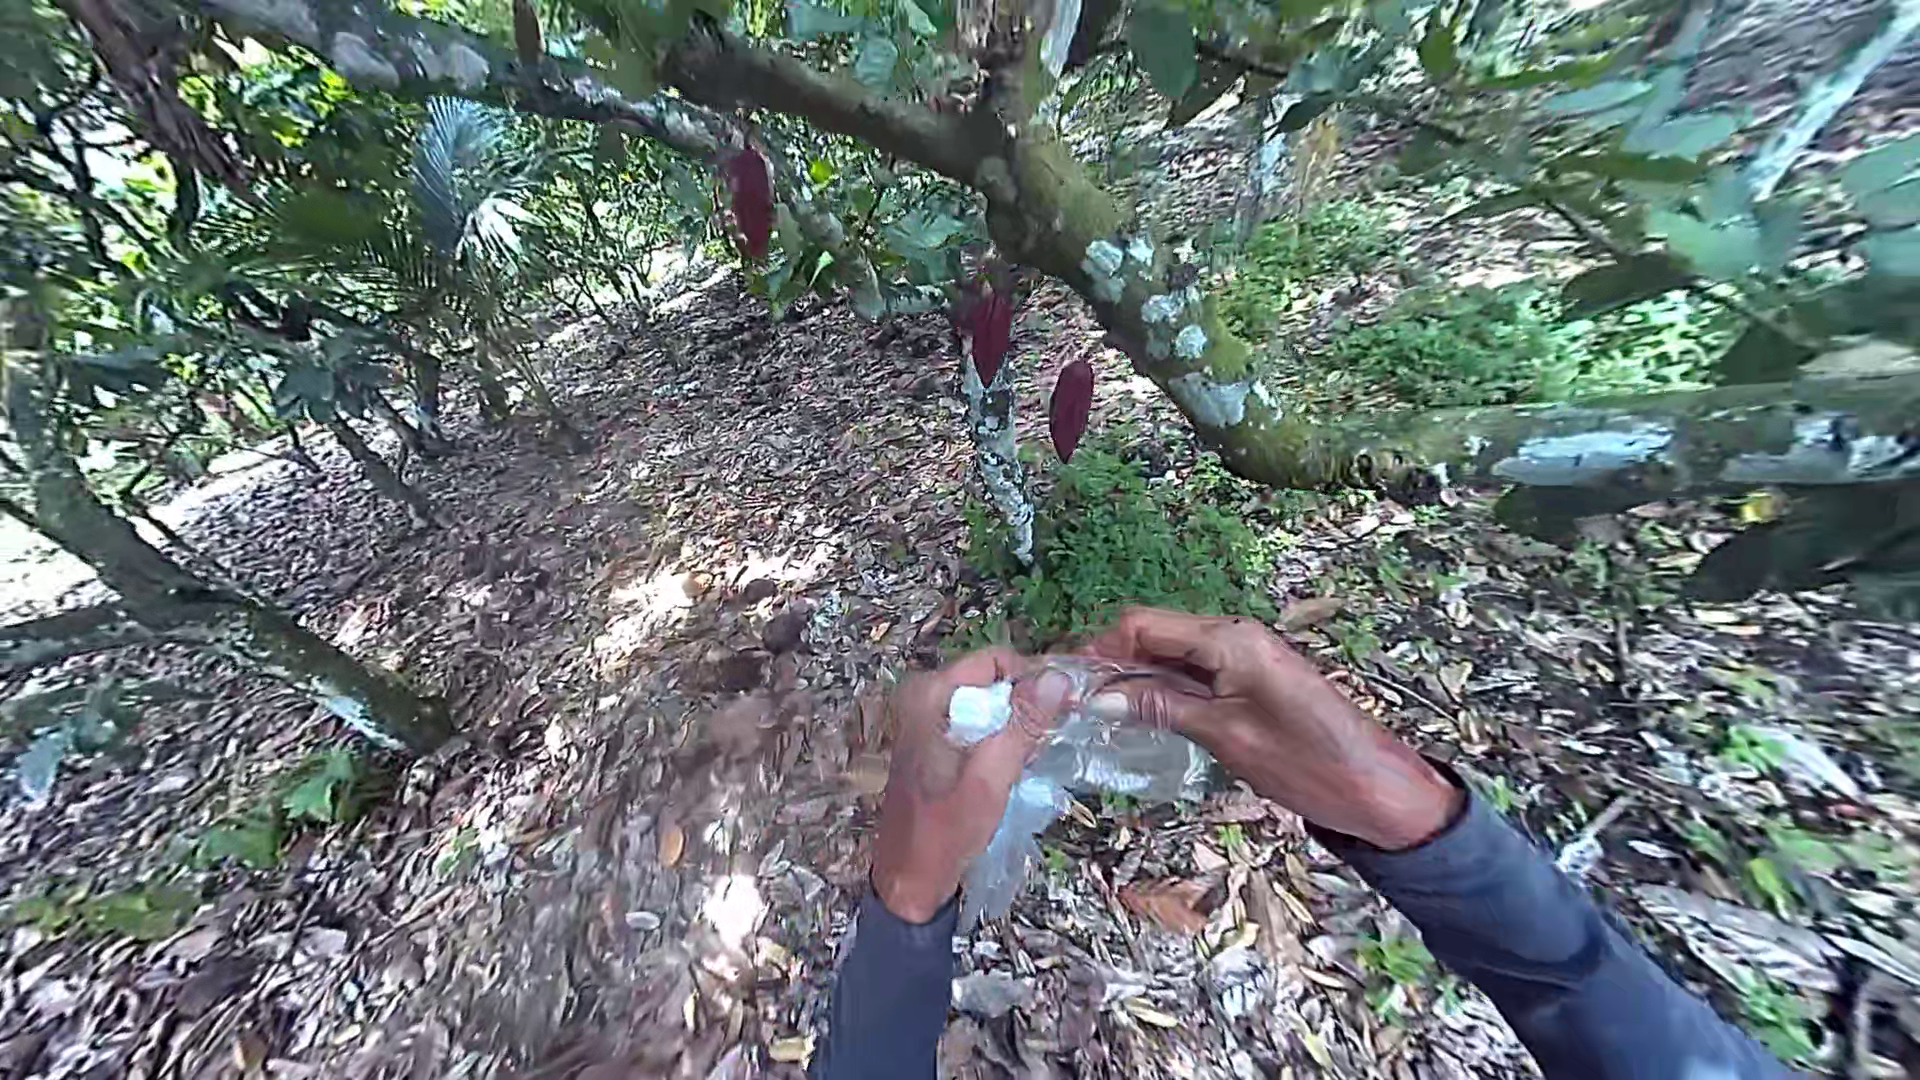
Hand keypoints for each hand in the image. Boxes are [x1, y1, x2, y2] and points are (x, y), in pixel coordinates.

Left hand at [870, 649, 1072, 921]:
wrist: (909, 879)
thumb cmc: (946, 828)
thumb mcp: (991, 774)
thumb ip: (1023, 723)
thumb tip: (1057, 677)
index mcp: (930, 695)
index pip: (993, 660)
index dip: (1030, 677)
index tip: (1060, 705)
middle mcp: (925, 697)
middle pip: (990, 680)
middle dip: (1023, 703)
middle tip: (1045, 738)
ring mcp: (927, 720)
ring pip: (988, 703)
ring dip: (1014, 723)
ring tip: (1028, 756)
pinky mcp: (935, 742)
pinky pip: (977, 723)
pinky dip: (999, 737)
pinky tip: (1009, 766)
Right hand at [1086, 608, 1460, 850]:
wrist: (1384, 793)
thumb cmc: (1307, 763)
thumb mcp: (1226, 736)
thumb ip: (1161, 707)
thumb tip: (1099, 698)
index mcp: (1228, 639)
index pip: (1144, 625)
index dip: (1103, 648)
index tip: (1074, 680)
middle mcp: (1231, 634)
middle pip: (1153, 632)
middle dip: (1115, 660)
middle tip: (1083, 698)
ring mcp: (1240, 653)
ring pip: (1169, 650)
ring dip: (1136, 674)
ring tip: (1105, 707)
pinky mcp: (1246, 673)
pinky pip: (1191, 668)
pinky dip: (1163, 684)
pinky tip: (1144, 709)